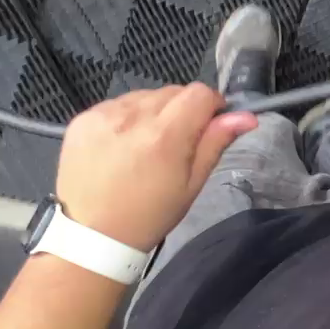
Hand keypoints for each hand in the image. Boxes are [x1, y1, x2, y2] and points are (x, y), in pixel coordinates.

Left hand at [54, 85, 256, 251]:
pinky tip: (122, 144)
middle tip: (176, 143)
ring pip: (145, 95)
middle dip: (182, 110)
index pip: (200, 93)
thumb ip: (215, 143)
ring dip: (154, 112)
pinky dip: (127, 117)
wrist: (90, 236)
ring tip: (145, 145)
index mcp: (164, 136)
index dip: (211, 105)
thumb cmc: (148, 215)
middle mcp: (133, 117)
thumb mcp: (191, 184)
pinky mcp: (83, 119)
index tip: (209, 125)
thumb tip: (246, 117)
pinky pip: (118, 104)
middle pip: (173, 92)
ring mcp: (104, 115)